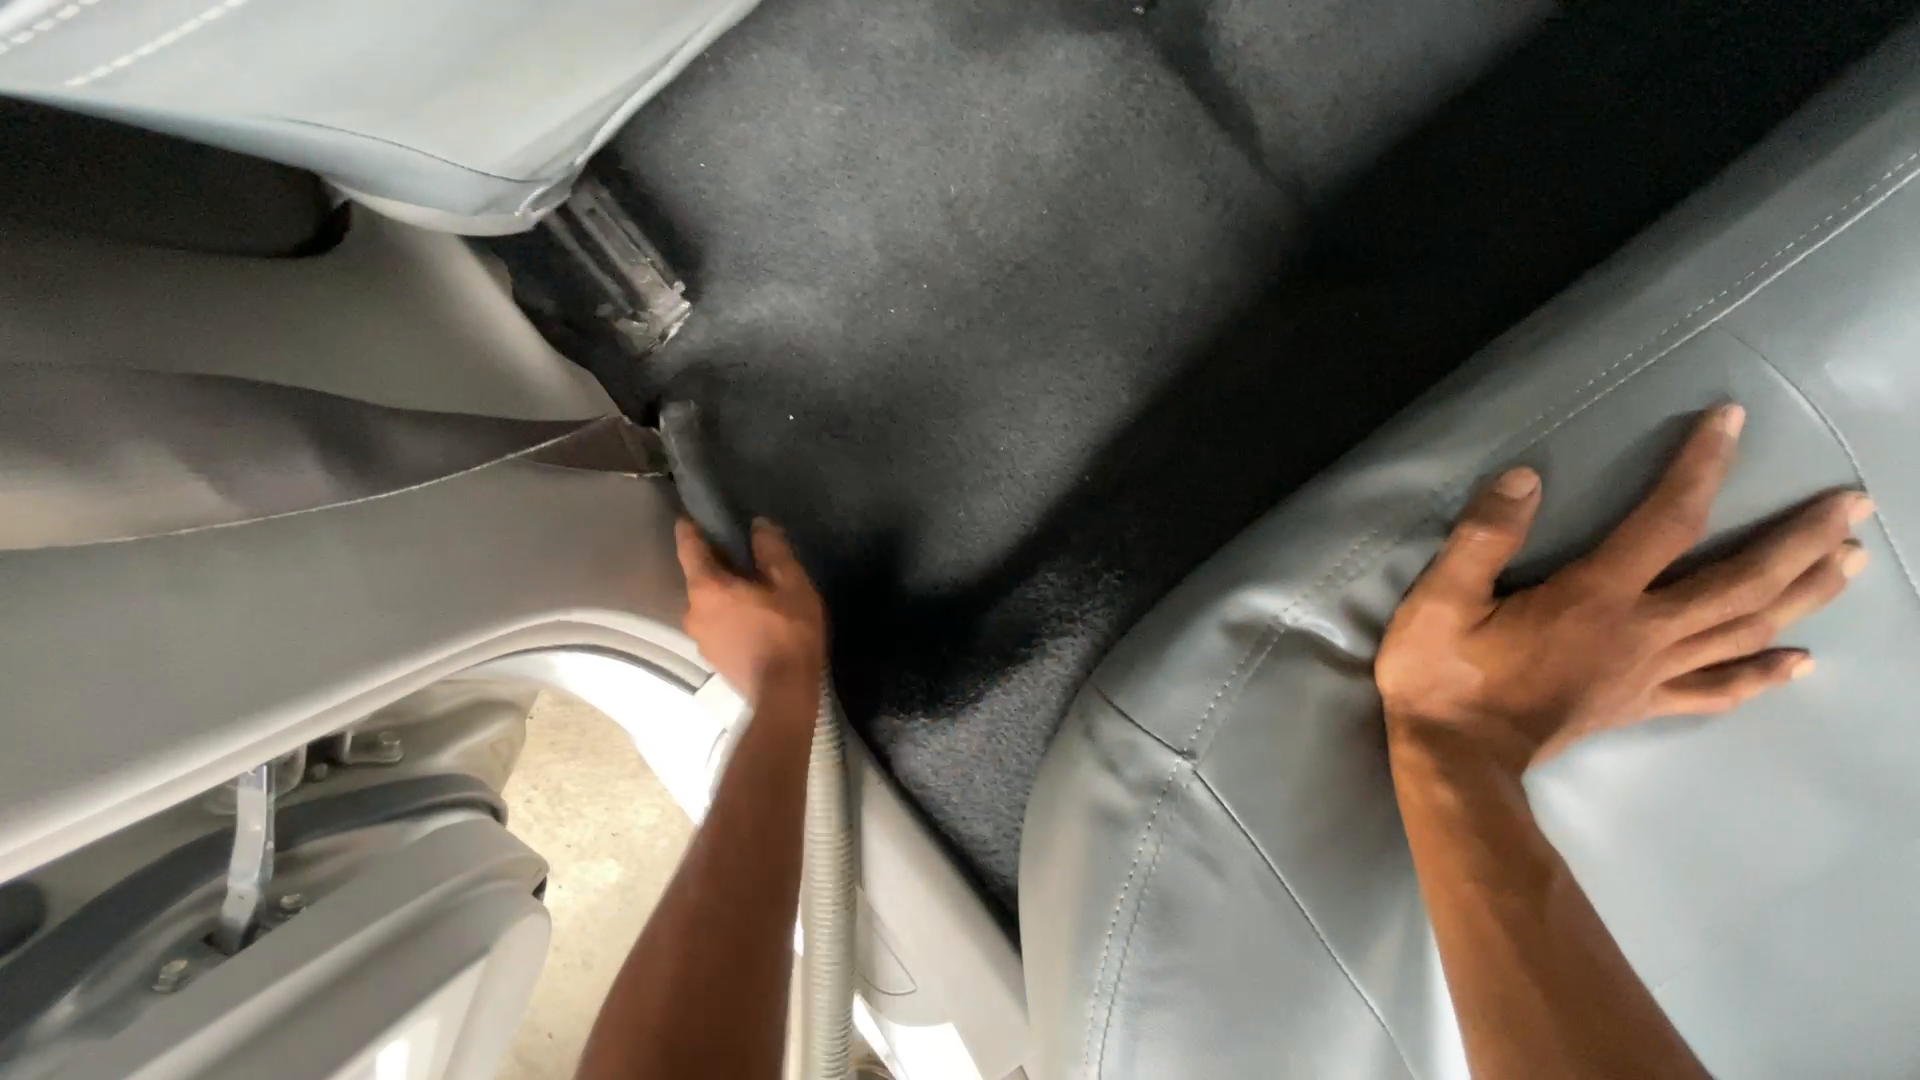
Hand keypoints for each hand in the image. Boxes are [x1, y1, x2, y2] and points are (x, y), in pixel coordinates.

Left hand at [677, 518, 826, 703]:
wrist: (784, 694)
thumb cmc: (788, 633)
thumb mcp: (791, 585)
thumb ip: (772, 552)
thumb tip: (758, 525)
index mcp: (707, 588)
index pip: (689, 548)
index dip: (689, 530)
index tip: (688, 517)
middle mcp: (693, 611)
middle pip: (699, 578)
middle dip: (716, 564)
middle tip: (739, 554)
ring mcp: (700, 638)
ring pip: (708, 604)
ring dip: (724, 593)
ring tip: (751, 588)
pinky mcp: (713, 658)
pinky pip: (716, 624)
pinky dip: (728, 615)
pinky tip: (752, 617)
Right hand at [1376, 404, 1869, 774]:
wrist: (1453, 755)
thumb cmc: (1441, 673)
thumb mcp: (1441, 599)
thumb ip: (1482, 538)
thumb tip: (1527, 477)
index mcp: (1594, 598)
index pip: (1666, 521)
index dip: (1700, 467)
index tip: (1731, 421)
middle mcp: (1640, 632)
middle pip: (1741, 581)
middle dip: (1800, 539)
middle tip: (1852, 505)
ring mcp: (1646, 674)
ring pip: (1745, 630)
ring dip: (1804, 594)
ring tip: (1850, 562)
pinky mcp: (1636, 705)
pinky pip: (1716, 691)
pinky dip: (1763, 675)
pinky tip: (1800, 664)